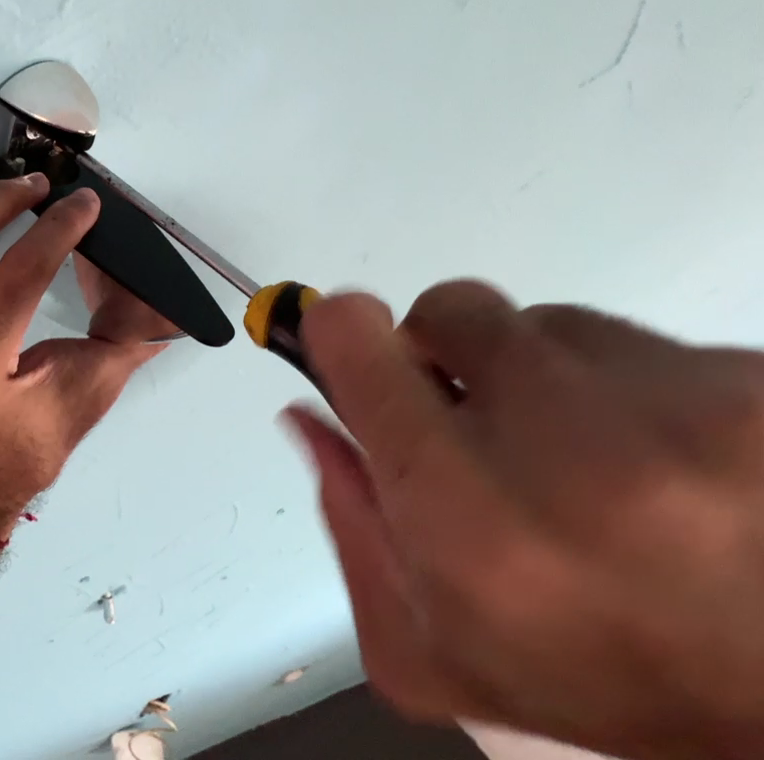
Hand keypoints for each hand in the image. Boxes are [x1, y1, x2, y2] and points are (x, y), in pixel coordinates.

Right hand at [286, 283, 763, 759]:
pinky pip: (658, 351)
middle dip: (446, 351)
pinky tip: (671, 470)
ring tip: (592, 459)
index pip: (357, 339)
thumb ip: (348, 521)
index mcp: (467, 510)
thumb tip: (310, 414)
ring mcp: (687, 410)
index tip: (358, 351)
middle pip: (454, 309)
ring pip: (558, 326)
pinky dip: (643, 396)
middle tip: (477, 415)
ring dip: (550, 377)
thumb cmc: (596, 688)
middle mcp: (570, 445)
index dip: (341, 333)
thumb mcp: (428, 644)